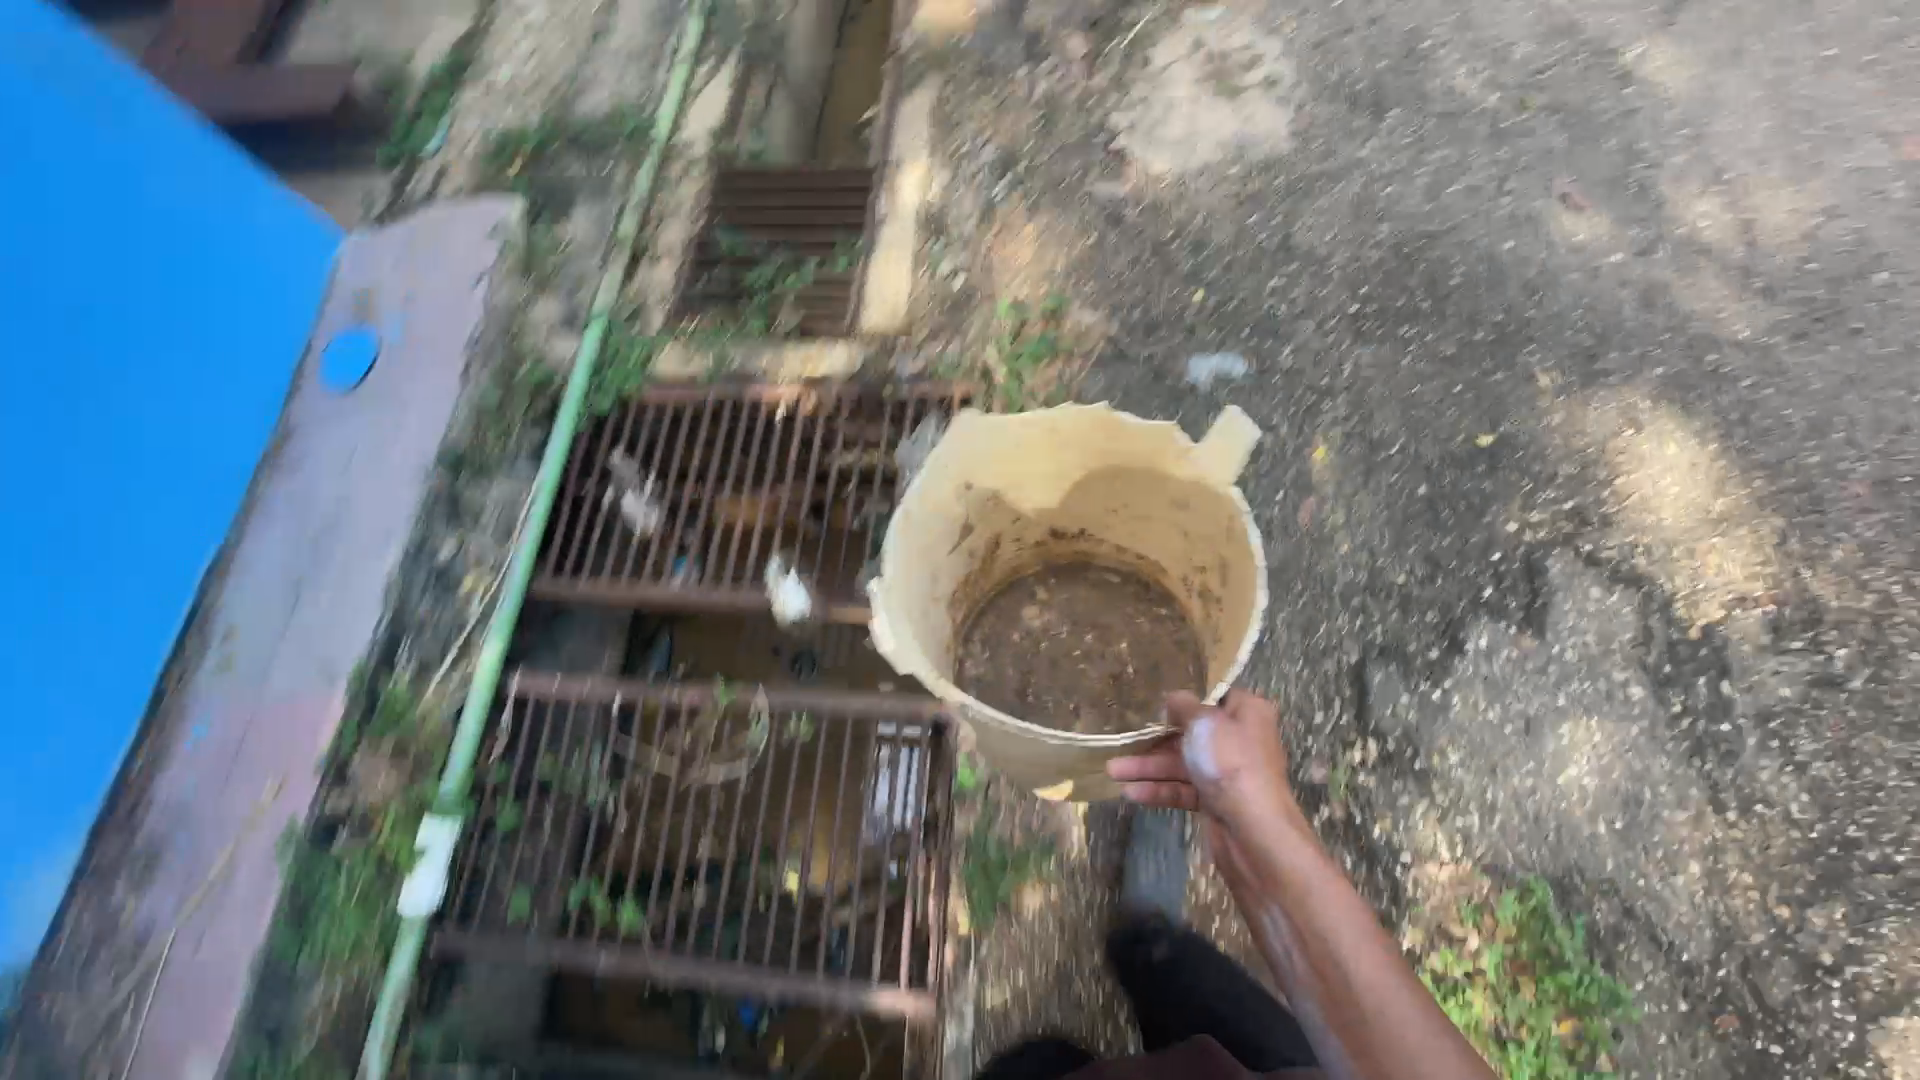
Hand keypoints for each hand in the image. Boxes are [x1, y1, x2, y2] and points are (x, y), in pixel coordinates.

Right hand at [1106, 689, 1298, 827]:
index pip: (1214, 697)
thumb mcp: (1204, 722)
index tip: (1153, 701)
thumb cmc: (1231, 762)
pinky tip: (1131, 793)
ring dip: (1148, 767)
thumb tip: (1174, 698)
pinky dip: (1159, 790)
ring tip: (1113, 771)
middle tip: (1122, 739)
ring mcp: (1227, 773)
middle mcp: (1239, 740)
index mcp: (1247, 713)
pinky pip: (1183, 790)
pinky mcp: (1216, 801)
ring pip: (1182, 764)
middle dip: (1153, 739)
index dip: (1185, 699)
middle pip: (1190, 733)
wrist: (1255, 831)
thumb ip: (1184, 706)